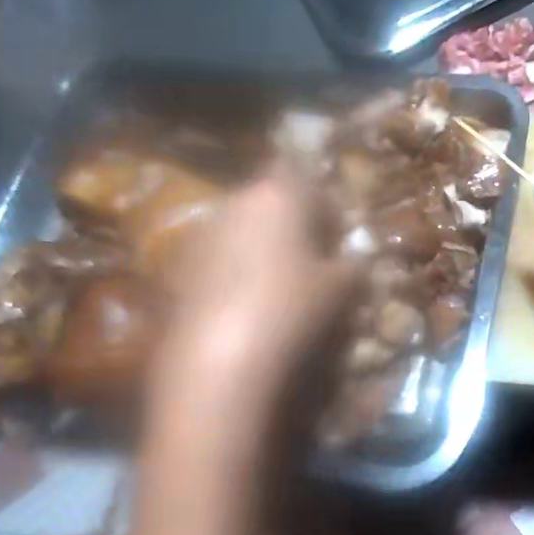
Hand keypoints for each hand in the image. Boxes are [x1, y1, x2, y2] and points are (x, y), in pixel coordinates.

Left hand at [154, 174, 354, 418]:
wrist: (219, 356)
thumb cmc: (292, 307)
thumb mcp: (342, 288)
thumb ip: (353, 266)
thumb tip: (353, 262)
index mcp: (277, 195)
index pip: (303, 178)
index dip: (322, 203)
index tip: (335, 235)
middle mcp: (235, 201)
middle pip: (269, 201)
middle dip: (291, 225)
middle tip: (312, 260)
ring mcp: (202, 231)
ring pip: (241, 228)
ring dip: (261, 248)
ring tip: (279, 286)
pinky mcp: (179, 265)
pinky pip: (219, 257)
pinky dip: (235, 272)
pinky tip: (247, 305)